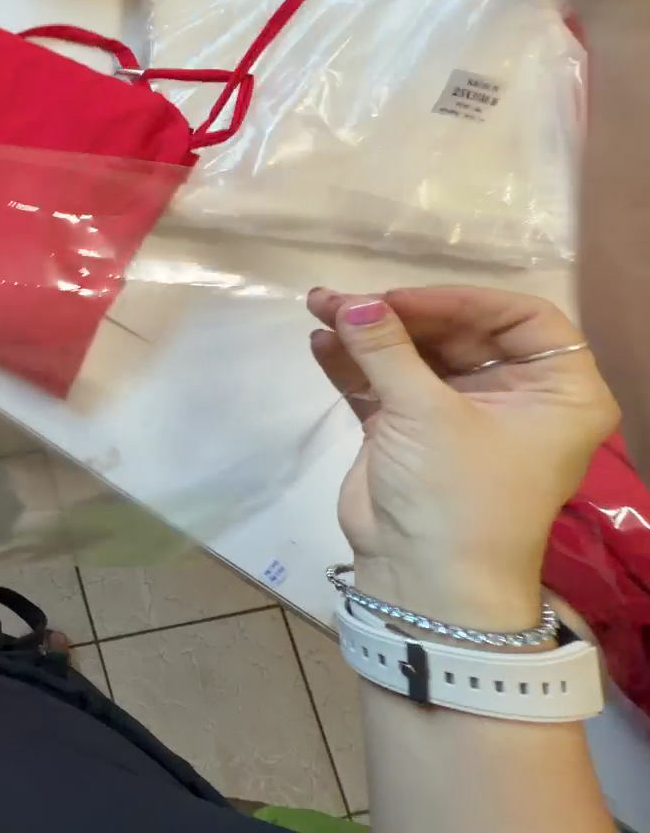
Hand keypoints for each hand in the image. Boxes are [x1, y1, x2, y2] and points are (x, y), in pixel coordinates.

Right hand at [307, 287, 616, 632]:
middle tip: (338, 301)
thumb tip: (351, 301)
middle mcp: (508, 394)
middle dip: (394, 314)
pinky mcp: (402, 427)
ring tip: (315, 310)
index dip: (460, 302)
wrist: (424, 569)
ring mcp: (451, 411)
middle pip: (454, 333)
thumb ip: (385, 352)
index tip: (397, 300)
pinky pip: (377, 381)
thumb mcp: (425, 414)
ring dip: (362, 333)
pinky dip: (348, 362)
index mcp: (553, 391)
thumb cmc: (457, 490)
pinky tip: (318, 344)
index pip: (521, 320)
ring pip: (408, 355)